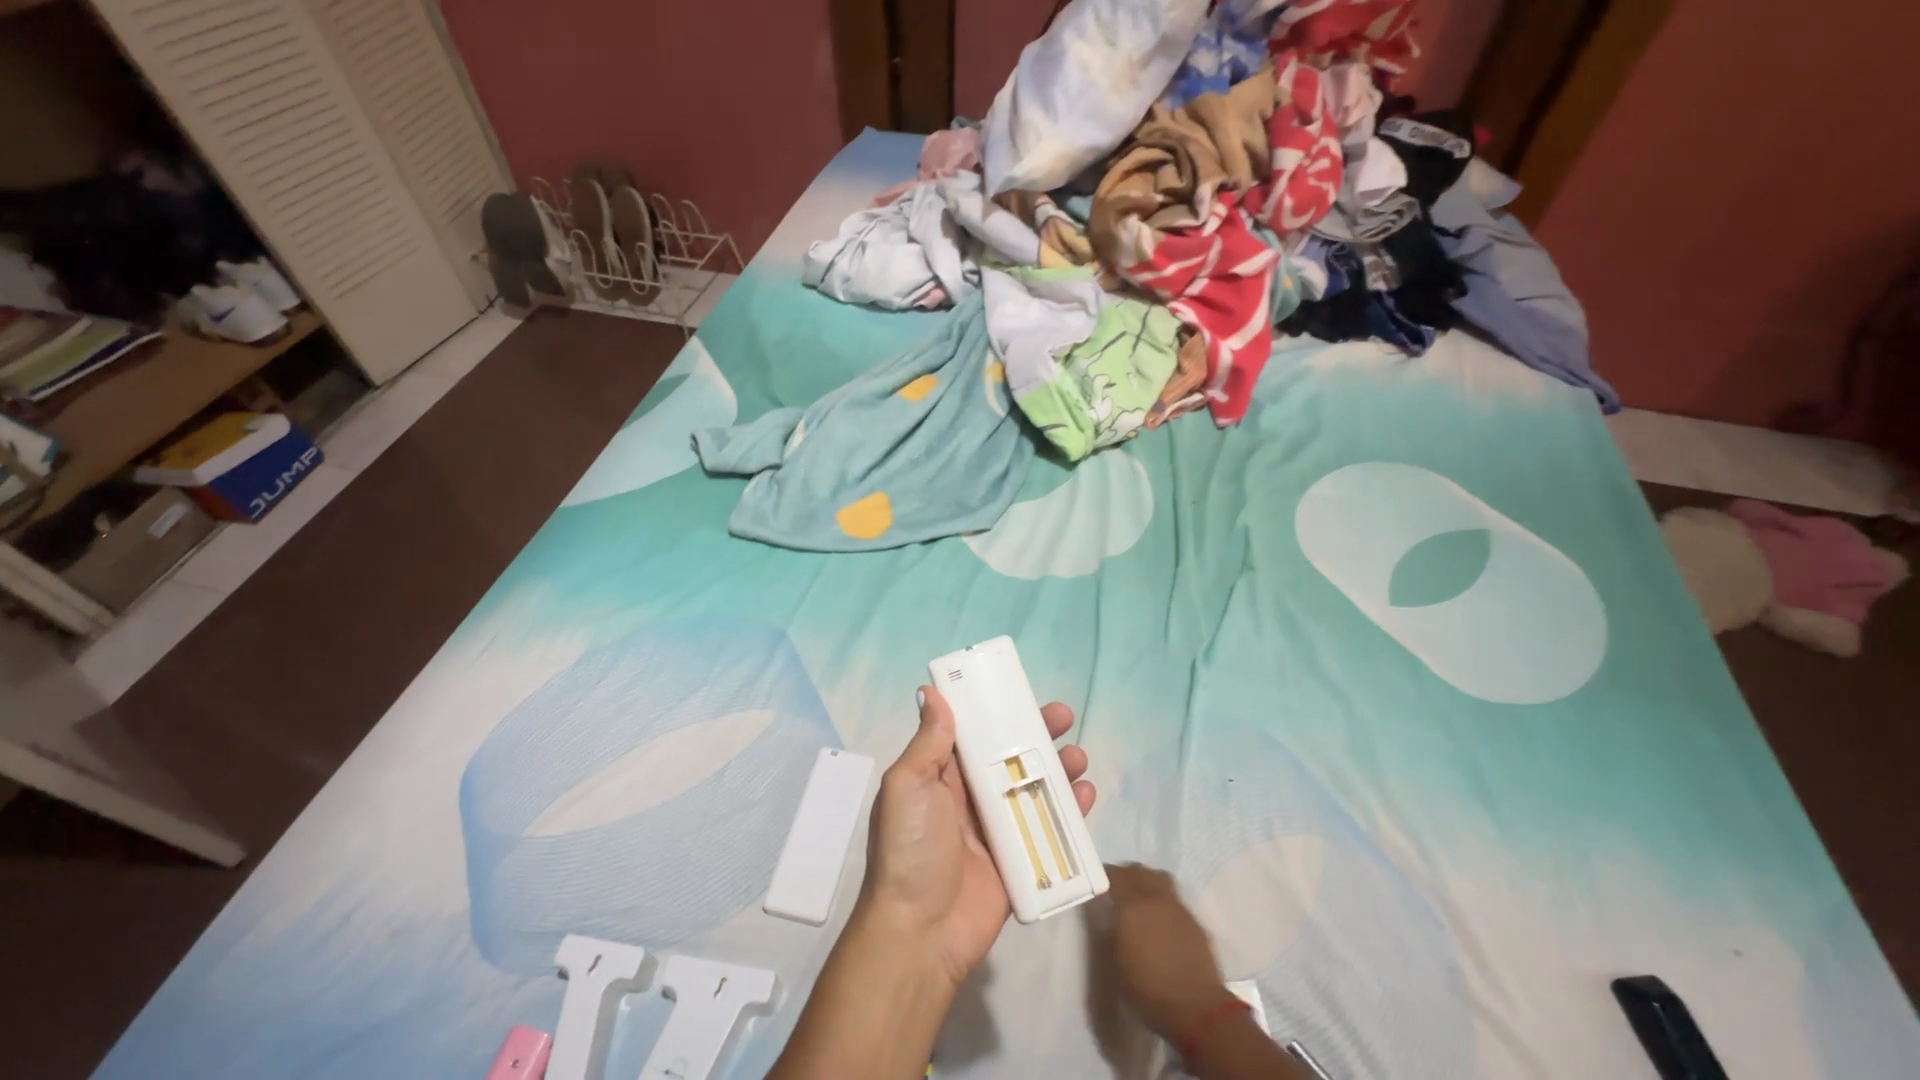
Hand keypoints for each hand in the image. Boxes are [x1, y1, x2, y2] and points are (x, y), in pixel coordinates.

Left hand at [855, 684, 1095, 989]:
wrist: (920, 931)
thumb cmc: (909, 850)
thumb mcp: (908, 787)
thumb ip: (928, 743)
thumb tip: (931, 692)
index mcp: (940, 778)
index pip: (972, 734)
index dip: (996, 711)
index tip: (1020, 691)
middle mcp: (969, 799)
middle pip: (1010, 757)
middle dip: (1037, 734)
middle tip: (1063, 717)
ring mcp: (997, 831)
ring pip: (1035, 789)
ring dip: (1059, 768)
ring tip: (1078, 757)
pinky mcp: (1020, 861)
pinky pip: (1050, 829)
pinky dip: (1072, 810)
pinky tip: (1087, 793)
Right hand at [1105, 863, 1235, 1040]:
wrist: (1195, 1008)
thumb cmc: (1147, 990)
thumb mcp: (1115, 961)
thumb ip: (1110, 930)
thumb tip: (1108, 914)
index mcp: (1132, 907)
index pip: (1115, 876)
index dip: (1105, 875)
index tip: (1097, 882)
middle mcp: (1155, 899)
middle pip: (1139, 871)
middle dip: (1125, 875)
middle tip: (1116, 888)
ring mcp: (1178, 908)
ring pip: (1160, 879)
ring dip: (1147, 881)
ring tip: (1140, 898)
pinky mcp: (1194, 921)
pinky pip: (1175, 898)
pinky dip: (1163, 900)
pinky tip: (1160, 919)